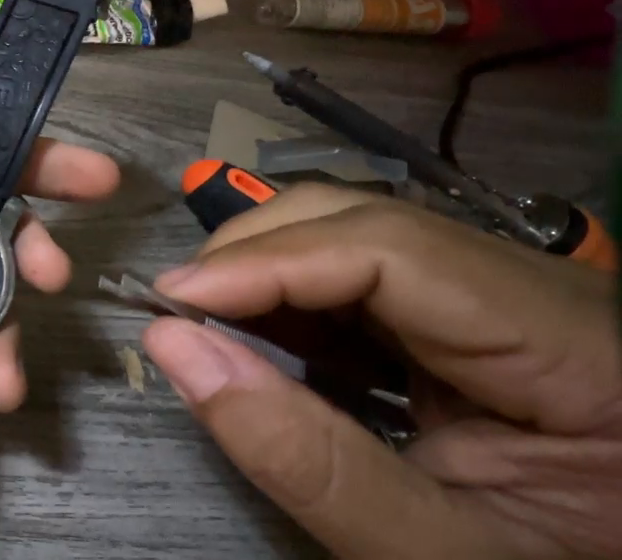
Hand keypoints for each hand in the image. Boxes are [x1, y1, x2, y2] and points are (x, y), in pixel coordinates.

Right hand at [143, 185, 621, 558]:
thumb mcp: (440, 554)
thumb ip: (311, 459)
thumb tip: (169, 345)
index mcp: (583, 351)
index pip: (393, 251)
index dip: (269, 262)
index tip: (174, 301)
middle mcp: (549, 293)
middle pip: (362, 222)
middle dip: (252, 256)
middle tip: (181, 314)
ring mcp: (507, 293)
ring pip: (348, 235)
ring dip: (261, 275)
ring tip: (210, 327)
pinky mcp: (469, 309)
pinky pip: (356, 273)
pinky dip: (289, 301)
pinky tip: (261, 340)